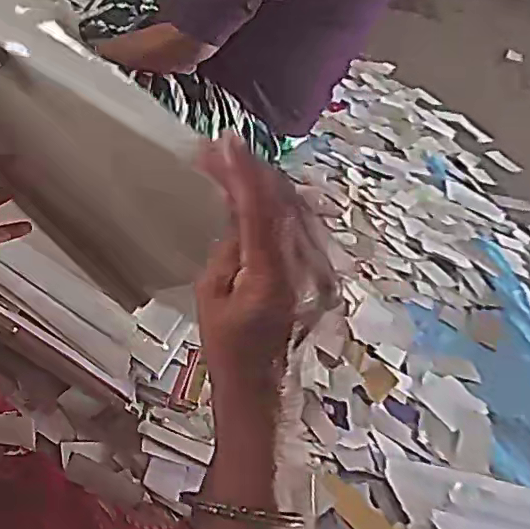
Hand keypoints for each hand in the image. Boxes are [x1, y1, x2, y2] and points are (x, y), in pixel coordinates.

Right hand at [195, 134, 298, 446]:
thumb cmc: (228, 348)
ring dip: (266, 181)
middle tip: (222, 149)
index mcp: (269, 274)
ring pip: (296, 208)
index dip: (241, 171)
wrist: (261, 385)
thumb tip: (238, 216)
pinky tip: (263, 192)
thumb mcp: (211, 295)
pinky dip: (280, 202)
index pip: (258, 208)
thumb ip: (228, 249)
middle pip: (282, 200)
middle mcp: (302, 267)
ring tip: (237, 163)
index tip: (225, 143)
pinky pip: (302, 225)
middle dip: (252, 170)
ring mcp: (316, 269)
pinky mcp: (319, 273)